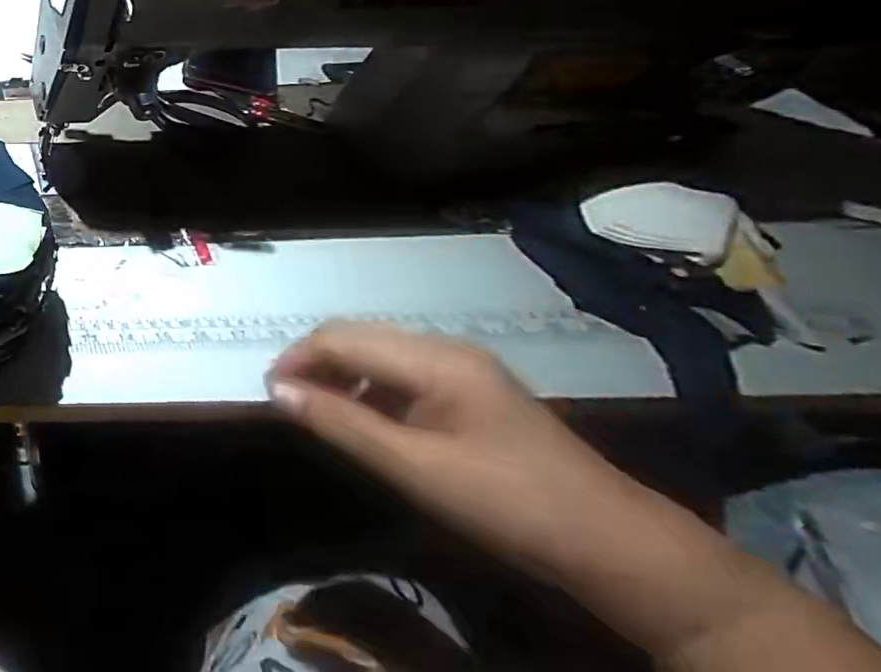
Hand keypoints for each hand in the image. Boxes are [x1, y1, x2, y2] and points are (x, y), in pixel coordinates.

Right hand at [266, 325, 648, 582]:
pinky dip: (371, 391)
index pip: (344, 338)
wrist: (611, 542)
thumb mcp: (414, 468)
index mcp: (434, 358)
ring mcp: (462, 367)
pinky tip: (363, 422)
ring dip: (341, 376)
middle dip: (316, 363)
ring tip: (316, 413)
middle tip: (285, 402)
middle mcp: (445, 349)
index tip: (268, 392)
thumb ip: (342, 425)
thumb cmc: (507, 503)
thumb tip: (278, 392)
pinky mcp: (470, 391)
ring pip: (379, 355)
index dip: (299, 359)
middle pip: (360, 338)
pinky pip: (403, 375)